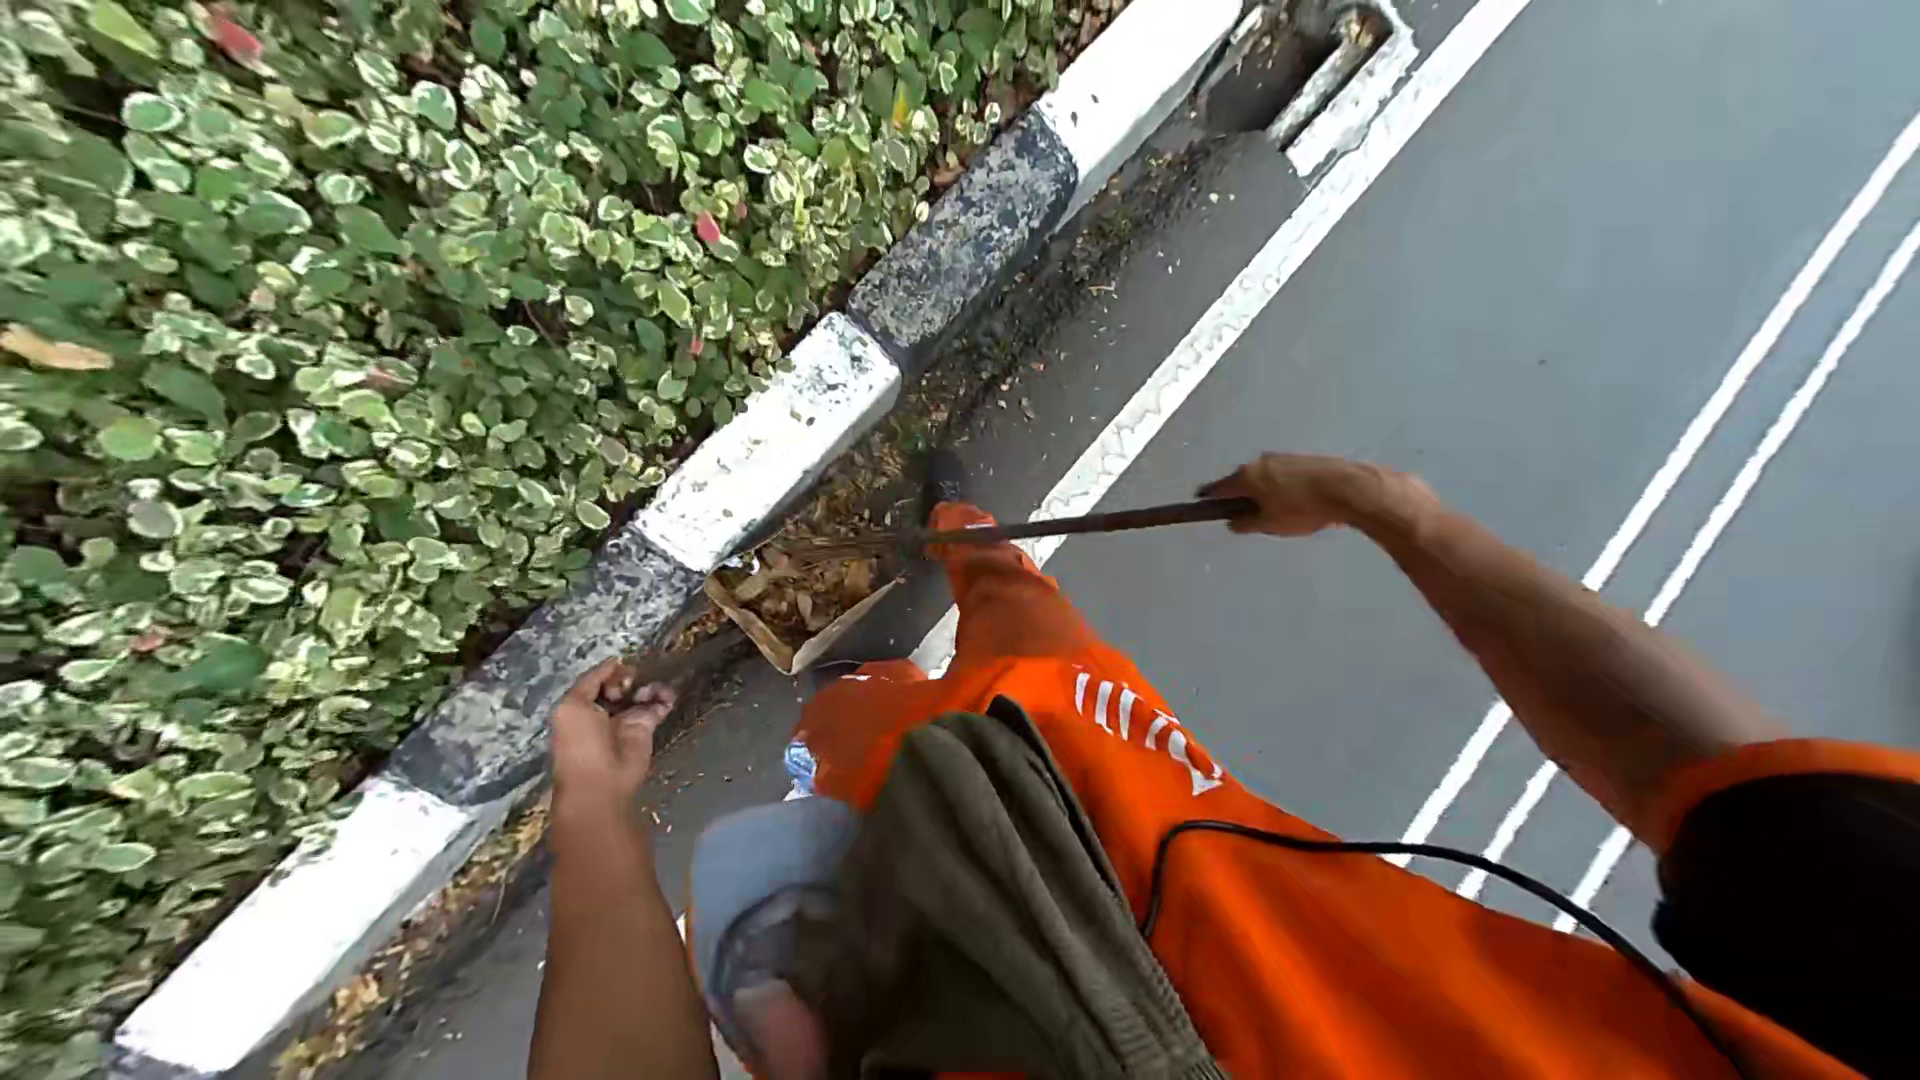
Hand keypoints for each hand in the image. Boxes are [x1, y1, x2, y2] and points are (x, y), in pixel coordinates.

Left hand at [551, 657, 676, 804]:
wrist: (601, 780)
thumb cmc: (580, 743)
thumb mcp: (572, 706)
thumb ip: (591, 680)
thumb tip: (613, 662)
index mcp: (581, 707)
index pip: (597, 681)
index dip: (607, 672)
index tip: (618, 667)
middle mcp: (604, 711)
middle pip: (621, 684)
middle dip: (628, 677)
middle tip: (629, 682)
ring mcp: (627, 718)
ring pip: (641, 692)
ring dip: (647, 686)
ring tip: (646, 692)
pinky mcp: (646, 727)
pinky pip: (659, 705)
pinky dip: (665, 696)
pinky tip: (665, 695)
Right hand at [1200, 453, 1407, 535]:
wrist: (1349, 488)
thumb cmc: (1302, 509)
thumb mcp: (1269, 524)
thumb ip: (1246, 523)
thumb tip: (1233, 522)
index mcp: (1246, 477)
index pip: (1218, 488)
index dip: (1208, 497)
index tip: (1201, 502)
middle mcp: (1260, 462)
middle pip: (1241, 479)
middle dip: (1239, 494)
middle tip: (1243, 512)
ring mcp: (1283, 457)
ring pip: (1264, 475)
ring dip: (1263, 489)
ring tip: (1274, 509)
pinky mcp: (1304, 459)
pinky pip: (1283, 474)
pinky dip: (1282, 486)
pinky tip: (1295, 501)